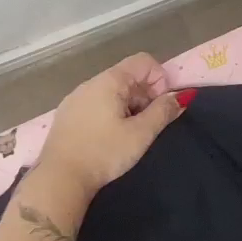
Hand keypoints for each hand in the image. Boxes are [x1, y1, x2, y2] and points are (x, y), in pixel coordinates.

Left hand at [35, 53, 190, 200]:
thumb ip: (163, 112)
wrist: (60, 178)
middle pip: (128, 76)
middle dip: (146, 95)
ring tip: (130, 134)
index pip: (143, 61)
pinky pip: (97, 103)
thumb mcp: (140, 134)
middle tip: (149, 124)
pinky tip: (110, 138)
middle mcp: (90, 83)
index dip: (160, 79)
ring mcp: (76, 98)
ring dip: (130, 106)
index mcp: (109, 81)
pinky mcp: (68, 114)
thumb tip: (181, 96)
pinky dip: (112, 112)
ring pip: (113, 91)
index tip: (161, 107)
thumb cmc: (104, 153)